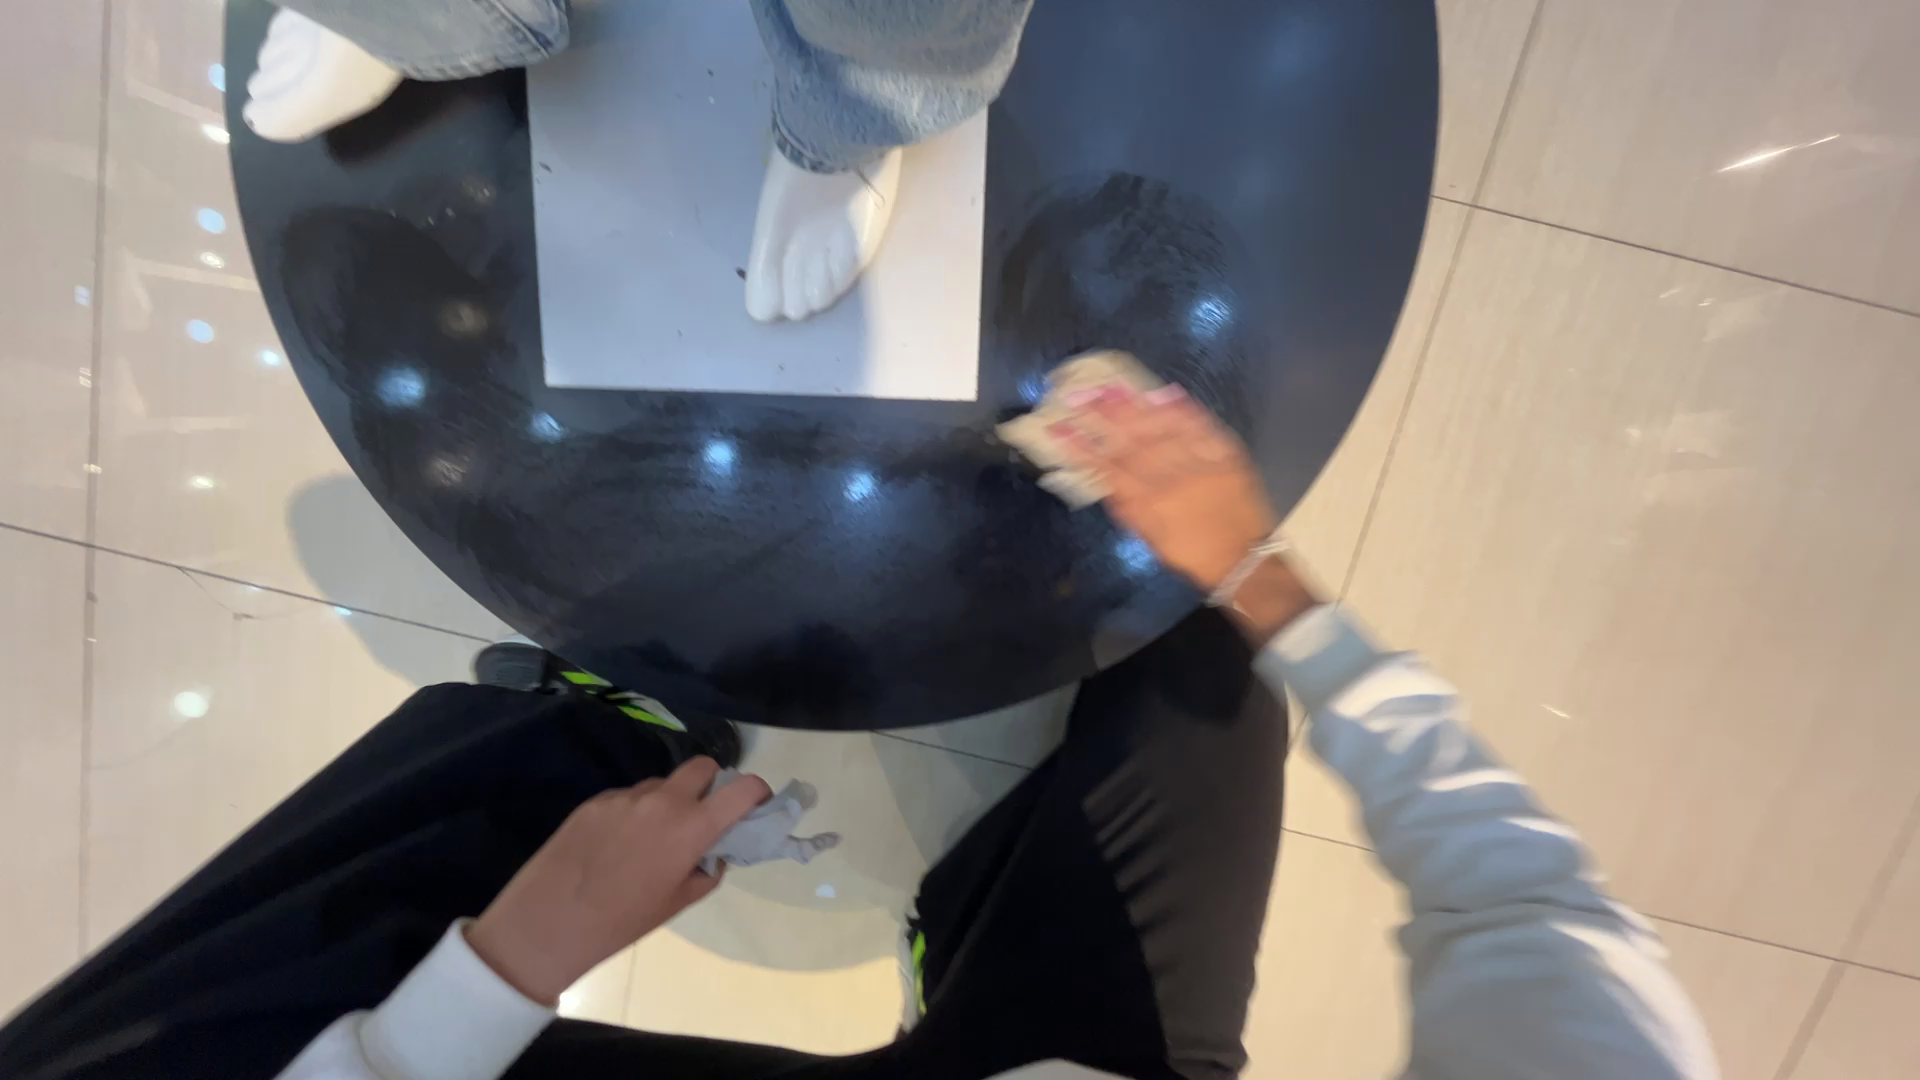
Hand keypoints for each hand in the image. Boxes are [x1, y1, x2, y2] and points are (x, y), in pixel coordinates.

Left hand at [465, 757, 771, 1004]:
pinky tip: (613, 845)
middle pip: (703, 767)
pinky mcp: (595, 800)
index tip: (755, 806)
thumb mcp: (676, 903)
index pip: (743, 788)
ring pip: (662, 784)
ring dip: (668, 801)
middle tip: (700, 816)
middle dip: (711, 785)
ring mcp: (626, 797)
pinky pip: (629, 797)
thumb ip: (706, 870)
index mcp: (690, 828)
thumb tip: (713, 852)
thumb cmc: (618, 925)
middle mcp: (663, 801)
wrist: (542, 928)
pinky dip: (634, 813)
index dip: (758, 792)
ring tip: (647, 839)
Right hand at [1054, 383, 1278, 591]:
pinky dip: (1184, 410)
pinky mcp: (1227, 458)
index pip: (1106, 468)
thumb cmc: (1190, 553)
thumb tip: (1105, 482)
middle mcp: (1170, 480)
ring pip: (1162, 431)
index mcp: (1148, 503)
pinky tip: (1166, 392)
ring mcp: (1200, 465)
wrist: (1243, 561)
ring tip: (1114, 386)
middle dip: (1104, 416)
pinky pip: (1203, 430)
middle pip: (1131, 442)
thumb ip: (1128, 509)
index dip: (1080, 447)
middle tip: (1083, 393)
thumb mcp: (1151, 538)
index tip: (1059, 428)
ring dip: (1136, 407)